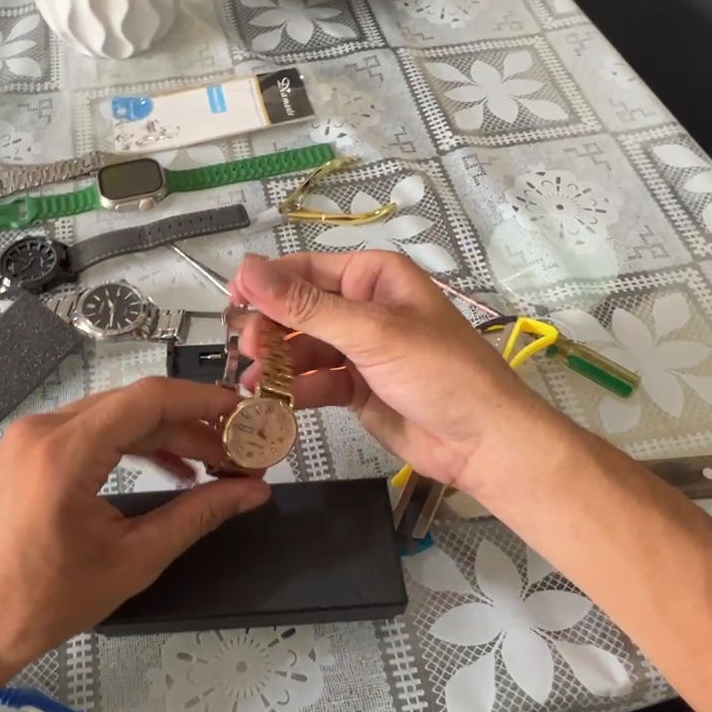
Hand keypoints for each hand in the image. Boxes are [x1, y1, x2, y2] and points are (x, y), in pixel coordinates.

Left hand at [0, 379, 269, 673]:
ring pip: (116, 416)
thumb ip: (197, 515)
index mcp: (65, 451)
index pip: (148, 400)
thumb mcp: (133, 559)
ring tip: (214, 463)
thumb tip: (253, 492)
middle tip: (239, 452)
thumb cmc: (47, 601)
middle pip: (135, 406)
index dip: (204, 400)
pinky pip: (94, 432)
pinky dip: (134, 445)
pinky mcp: (30, 451)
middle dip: (192, 425)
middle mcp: (44, 429)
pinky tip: (172, 469)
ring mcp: (33, 437)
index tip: (245, 414)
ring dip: (167, 436)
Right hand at [232, 251, 564, 499]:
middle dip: (270, 329)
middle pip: (299, 311)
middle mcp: (363, 308)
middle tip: (246, 349)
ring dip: (277, 364)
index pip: (306, 269)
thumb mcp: (371, 332)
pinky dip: (294, 391)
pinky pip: (315, 382)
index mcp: (373, 277)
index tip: (230, 302)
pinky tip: (272, 402)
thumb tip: (247, 270)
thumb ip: (305, 306)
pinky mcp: (355, 388)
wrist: (481, 441)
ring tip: (253, 381)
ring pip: (303, 349)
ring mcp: (359, 350)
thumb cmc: (438, 371)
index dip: (266, 283)